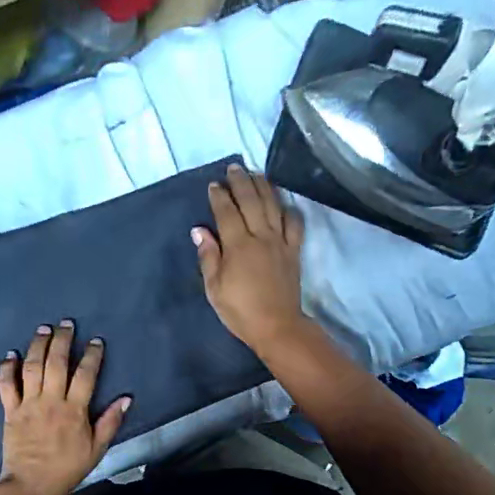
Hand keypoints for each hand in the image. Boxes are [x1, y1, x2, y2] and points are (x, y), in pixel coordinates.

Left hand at [0, 320, 131, 494]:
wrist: (32, 485)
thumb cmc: (67, 468)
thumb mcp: (96, 448)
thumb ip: (110, 421)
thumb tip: (126, 398)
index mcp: (74, 410)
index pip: (86, 375)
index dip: (92, 355)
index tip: (96, 341)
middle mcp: (50, 401)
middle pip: (56, 363)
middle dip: (62, 340)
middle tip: (66, 324)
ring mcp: (28, 404)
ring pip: (32, 368)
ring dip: (37, 346)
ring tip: (43, 329)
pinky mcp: (10, 411)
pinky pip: (6, 385)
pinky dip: (7, 368)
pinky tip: (10, 354)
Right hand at [196, 164, 308, 355]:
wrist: (277, 326)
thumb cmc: (239, 310)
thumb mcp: (214, 287)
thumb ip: (208, 256)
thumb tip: (199, 231)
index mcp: (238, 245)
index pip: (227, 212)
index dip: (219, 197)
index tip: (213, 185)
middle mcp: (261, 236)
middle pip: (251, 201)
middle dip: (241, 182)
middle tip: (234, 168)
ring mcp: (280, 242)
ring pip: (273, 206)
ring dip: (264, 187)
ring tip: (256, 174)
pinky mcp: (293, 251)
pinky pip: (294, 223)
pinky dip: (288, 209)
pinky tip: (283, 203)